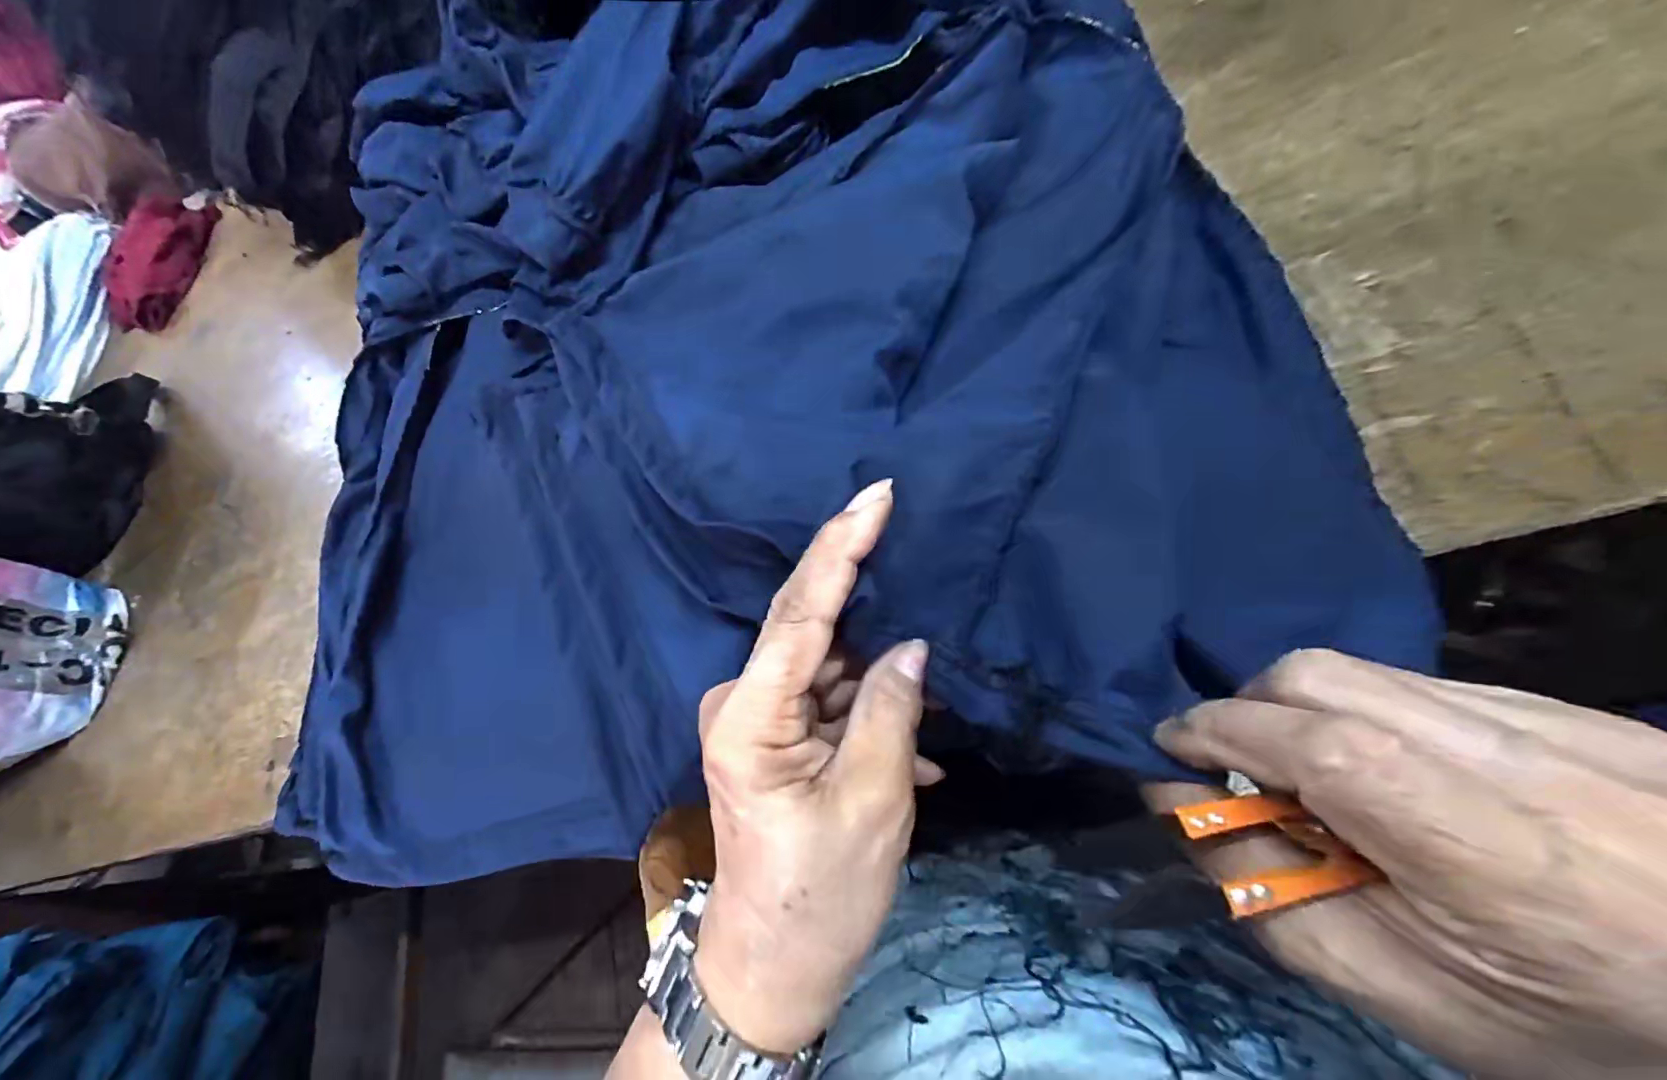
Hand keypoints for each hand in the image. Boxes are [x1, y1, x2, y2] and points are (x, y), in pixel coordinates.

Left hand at [693, 478, 941, 1054]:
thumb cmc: (818, 896)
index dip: (841, 548)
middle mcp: (742, 701)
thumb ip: (891, 712)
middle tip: (896, 520)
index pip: (802, 612)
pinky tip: (913, 752)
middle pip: (807, 623)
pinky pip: (829, 697)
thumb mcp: (871, 803)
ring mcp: (756, 717)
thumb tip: (911, 644)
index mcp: (750, 716)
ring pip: (826, 662)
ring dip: (878, 670)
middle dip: (857, 580)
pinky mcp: (775, 734)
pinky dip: (871, 709)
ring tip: (925, 695)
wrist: (772, 965)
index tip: (874, 496)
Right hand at [1148, 650, 1666, 1079]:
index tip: (1173, 751)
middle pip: (1326, 676)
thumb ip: (1270, 893)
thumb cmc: (1587, 1034)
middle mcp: (1536, 764)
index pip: (1322, 746)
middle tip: (1238, 762)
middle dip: (1246, 706)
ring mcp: (1571, 724)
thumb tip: (1180, 802)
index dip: (1222, 732)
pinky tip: (1404, 770)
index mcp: (1502, 861)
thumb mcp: (1405, 996)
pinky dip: (1373, 712)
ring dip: (1302, 706)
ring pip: (1369, 670)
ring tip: (1315, 766)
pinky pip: (1429, 685)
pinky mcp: (1592, 713)